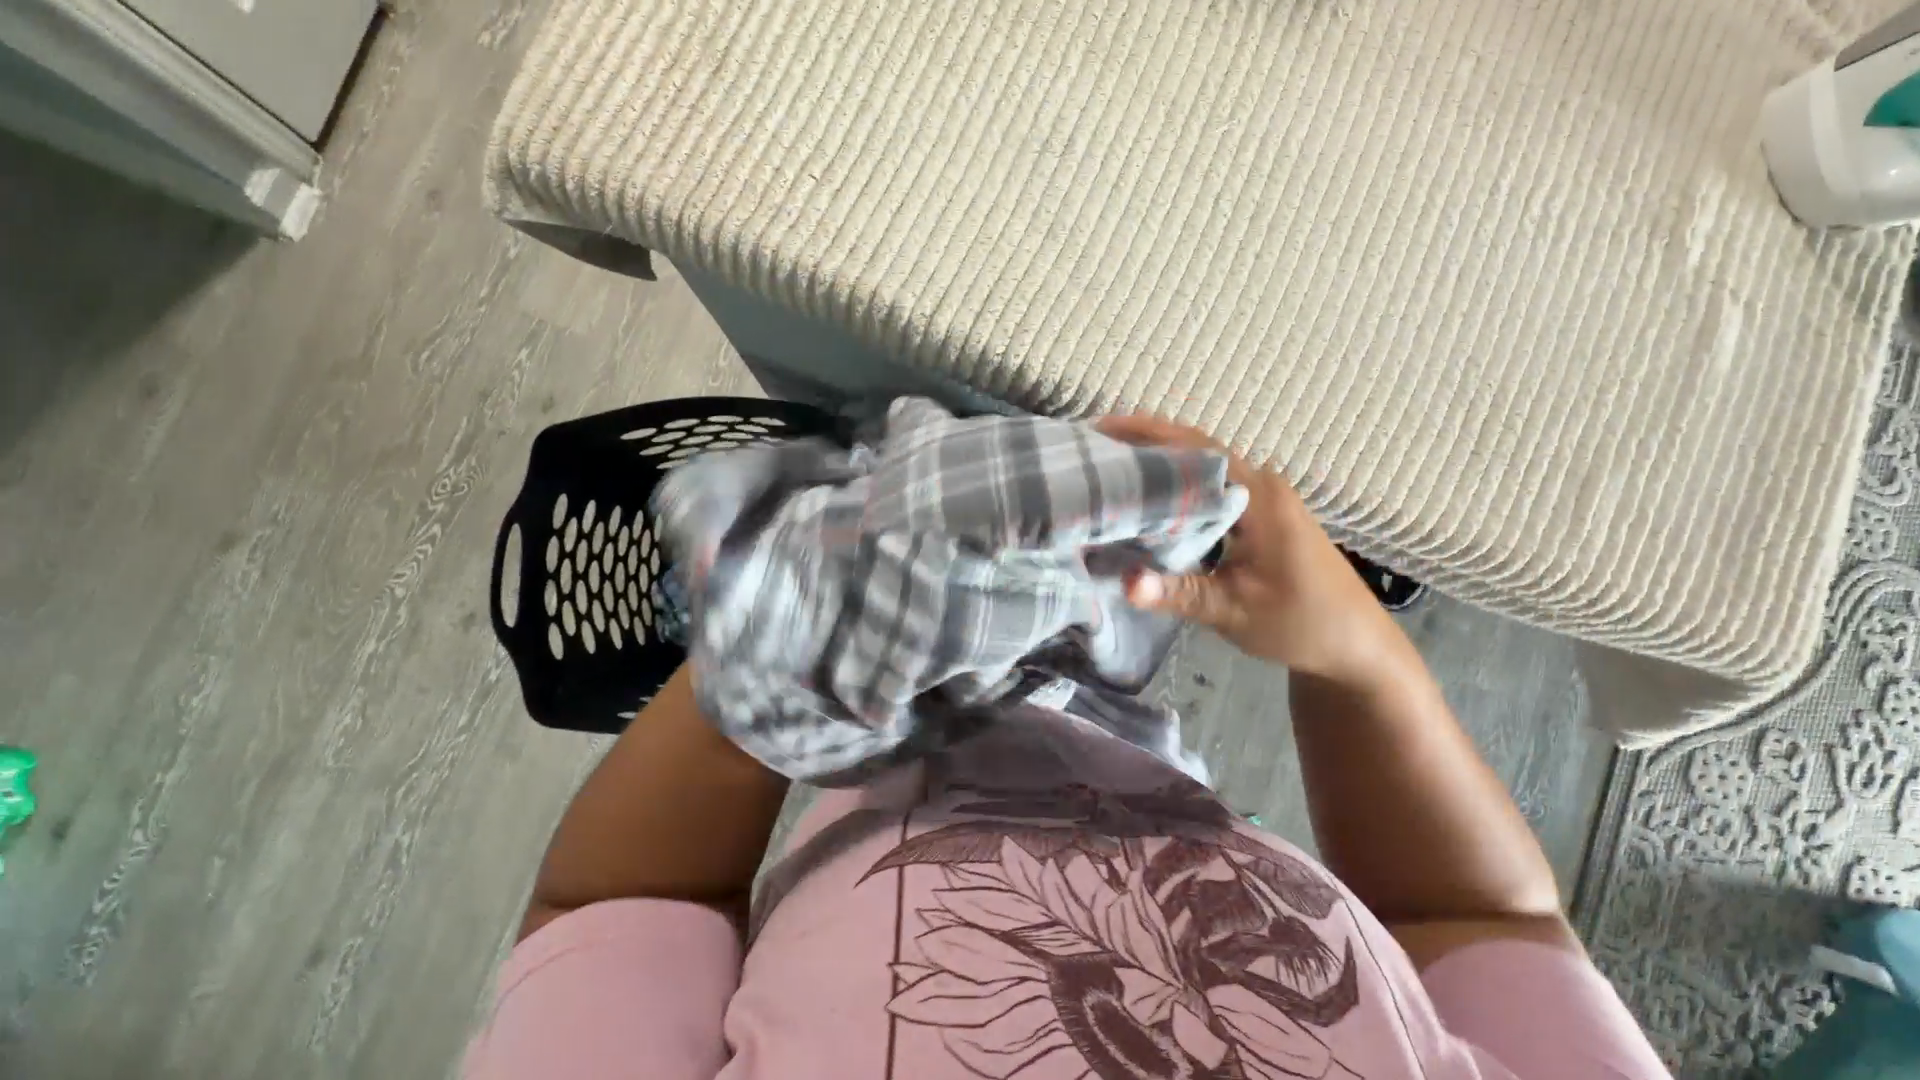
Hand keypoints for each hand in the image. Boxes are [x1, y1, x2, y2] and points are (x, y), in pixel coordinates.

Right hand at [1098, 414, 1398, 681]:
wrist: (1353, 644)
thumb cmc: (1301, 624)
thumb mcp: (1234, 612)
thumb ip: (1179, 593)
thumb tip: (1124, 582)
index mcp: (1259, 496)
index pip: (1194, 448)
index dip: (1145, 434)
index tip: (1097, 432)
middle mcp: (1261, 484)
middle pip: (1194, 449)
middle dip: (1142, 442)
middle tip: (1088, 449)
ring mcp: (1262, 498)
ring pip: (1201, 467)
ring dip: (1156, 462)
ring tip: (1105, 467)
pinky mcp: (1259, 515)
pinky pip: (1209, 486)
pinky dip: (1174, 484)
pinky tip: (1143, 498)